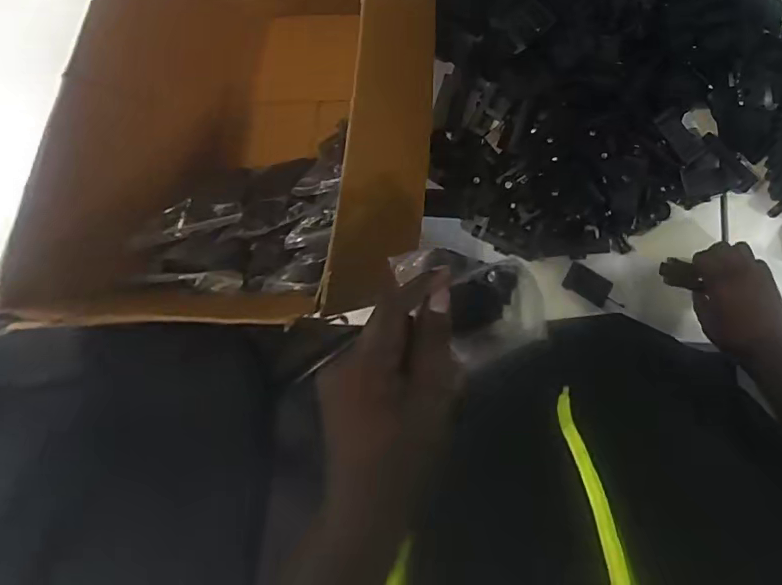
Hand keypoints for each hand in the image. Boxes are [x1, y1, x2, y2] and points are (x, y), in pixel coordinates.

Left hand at [317, 268, 462, 503]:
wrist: (364, 512)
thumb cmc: (405, 455)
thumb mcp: (431, 396)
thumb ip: (433, 340)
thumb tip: (438, 293)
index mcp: (364, 361)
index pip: (392, 306)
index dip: (419, 285)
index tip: (445, 270)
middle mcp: (341, 361)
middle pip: (385, 325)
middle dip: (417, 324)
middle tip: (447, 334)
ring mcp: (334, 378)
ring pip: (379, 344)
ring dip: (406, 346)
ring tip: (434, 367)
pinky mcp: (335, 394)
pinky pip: (370, 363)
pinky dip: (394, 363)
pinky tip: (412, 385)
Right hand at [691, 241, 781, 365]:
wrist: (769, 348)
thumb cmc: (734, 336)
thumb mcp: (706, 321)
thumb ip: (699, 300)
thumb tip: (699, 290)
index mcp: (719, 278)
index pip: (701, 258)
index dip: (696, 267)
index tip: (695, 277)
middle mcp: (737, 268)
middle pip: (720, 248)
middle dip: (711, 257)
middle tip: (709, 273)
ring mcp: (755, 271)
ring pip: (739, 248)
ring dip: (730, 256)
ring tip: (728, 271)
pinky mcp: (768, 278)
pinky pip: (755, 261)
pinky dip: (747, 265)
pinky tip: (745, 279)